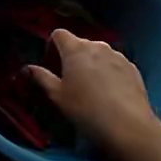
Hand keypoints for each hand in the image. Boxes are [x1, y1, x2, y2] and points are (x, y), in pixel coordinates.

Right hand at [26, 29, 160, 160]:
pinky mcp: (133, 68)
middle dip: (71, 57)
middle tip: (68, 80)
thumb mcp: (57, 96)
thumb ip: (41, 78)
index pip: (59, 34)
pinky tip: (109, 94)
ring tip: (90, 88)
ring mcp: (118, 56)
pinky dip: (108, 72)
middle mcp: (98, 46)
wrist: (128, 127)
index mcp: (76, 49)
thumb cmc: (86, 110)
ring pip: (99, 54)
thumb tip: (27, 68)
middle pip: (79, 44)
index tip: (50, 63)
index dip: (51, 45)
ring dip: (91, 64)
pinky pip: (114, 64)